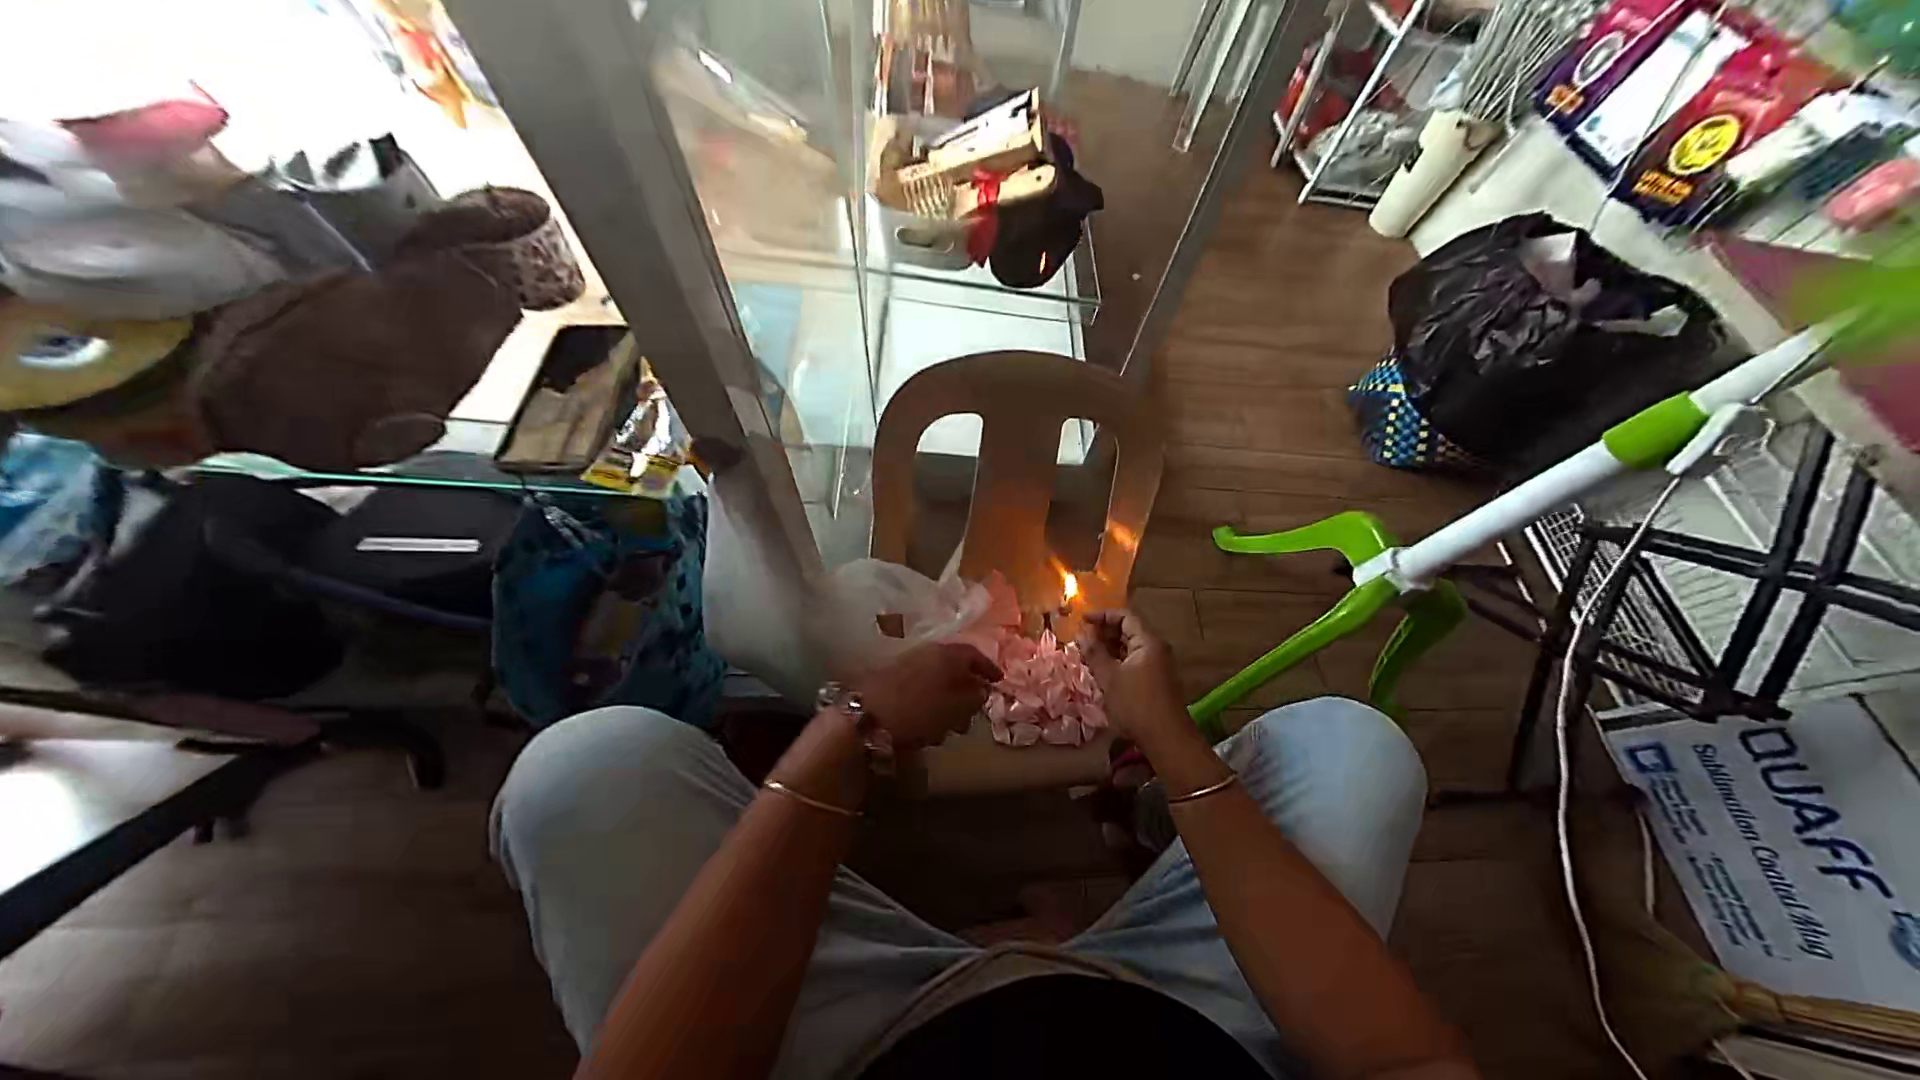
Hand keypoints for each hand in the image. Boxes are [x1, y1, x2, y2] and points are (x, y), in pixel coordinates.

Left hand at [854, 642, 1001, 748]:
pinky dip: (929, 706)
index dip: (988, 667)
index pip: (974, 654)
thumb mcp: (955, 708)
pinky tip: (927, 729)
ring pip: (936, 682)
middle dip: (966, 691)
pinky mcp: (890, 681)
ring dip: (947, 703)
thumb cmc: (918, 711)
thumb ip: (974, 698)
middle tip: (974, 713)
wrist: (863, 718)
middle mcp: (926, 653)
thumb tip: (981, 690)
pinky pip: (920, 690)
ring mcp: (905, 666)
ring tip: (950, 728)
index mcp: (945, 654)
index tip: (999, 681)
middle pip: (954, 669)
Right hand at [1076, 610, 1191, 746]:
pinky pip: (1134, 661)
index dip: (1102, 615)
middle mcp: (1156, 649)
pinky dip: (1117, 661)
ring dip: (1109, 648)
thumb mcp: (1109, 677)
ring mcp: (1158, 665)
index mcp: (1148, 642)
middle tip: (1082, 639)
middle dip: (1104, 632)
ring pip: (1130, 647)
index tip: (1082, 620)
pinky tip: (1101, 671)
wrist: (1166, 739)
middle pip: (1129, 630)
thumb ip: (1094, 653)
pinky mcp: (1156, 680)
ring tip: (1087, 655)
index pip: (1125, 616)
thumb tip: (1081, 634)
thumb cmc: (1136, 704)